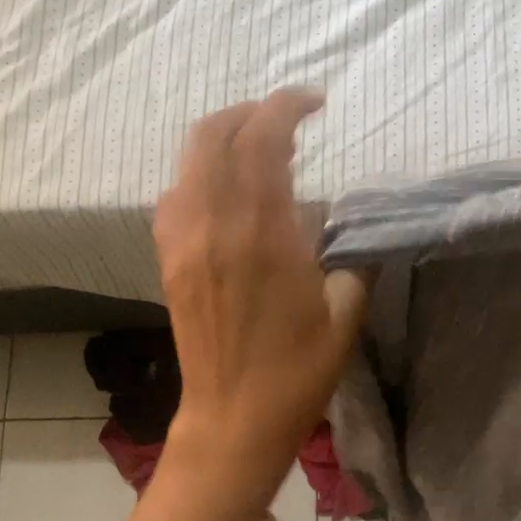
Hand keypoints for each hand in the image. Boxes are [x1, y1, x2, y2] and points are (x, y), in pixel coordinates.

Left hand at [154, 90, 366, 479]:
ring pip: (189, 160)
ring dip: (223, 138)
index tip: (315, 102)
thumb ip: (351, 256)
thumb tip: (349, 224)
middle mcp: (214, 224)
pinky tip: (225, 192)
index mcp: (262, 233)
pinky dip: (199, 174)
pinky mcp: (168, 259)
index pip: (262, 140)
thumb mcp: (345, 312)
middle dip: (250, 112)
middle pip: (215, 135)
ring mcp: (183, 240)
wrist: (234, 417)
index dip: (287, 106)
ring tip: (258, 150)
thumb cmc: (297, 371)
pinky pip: (175, 195)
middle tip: (285, 122)